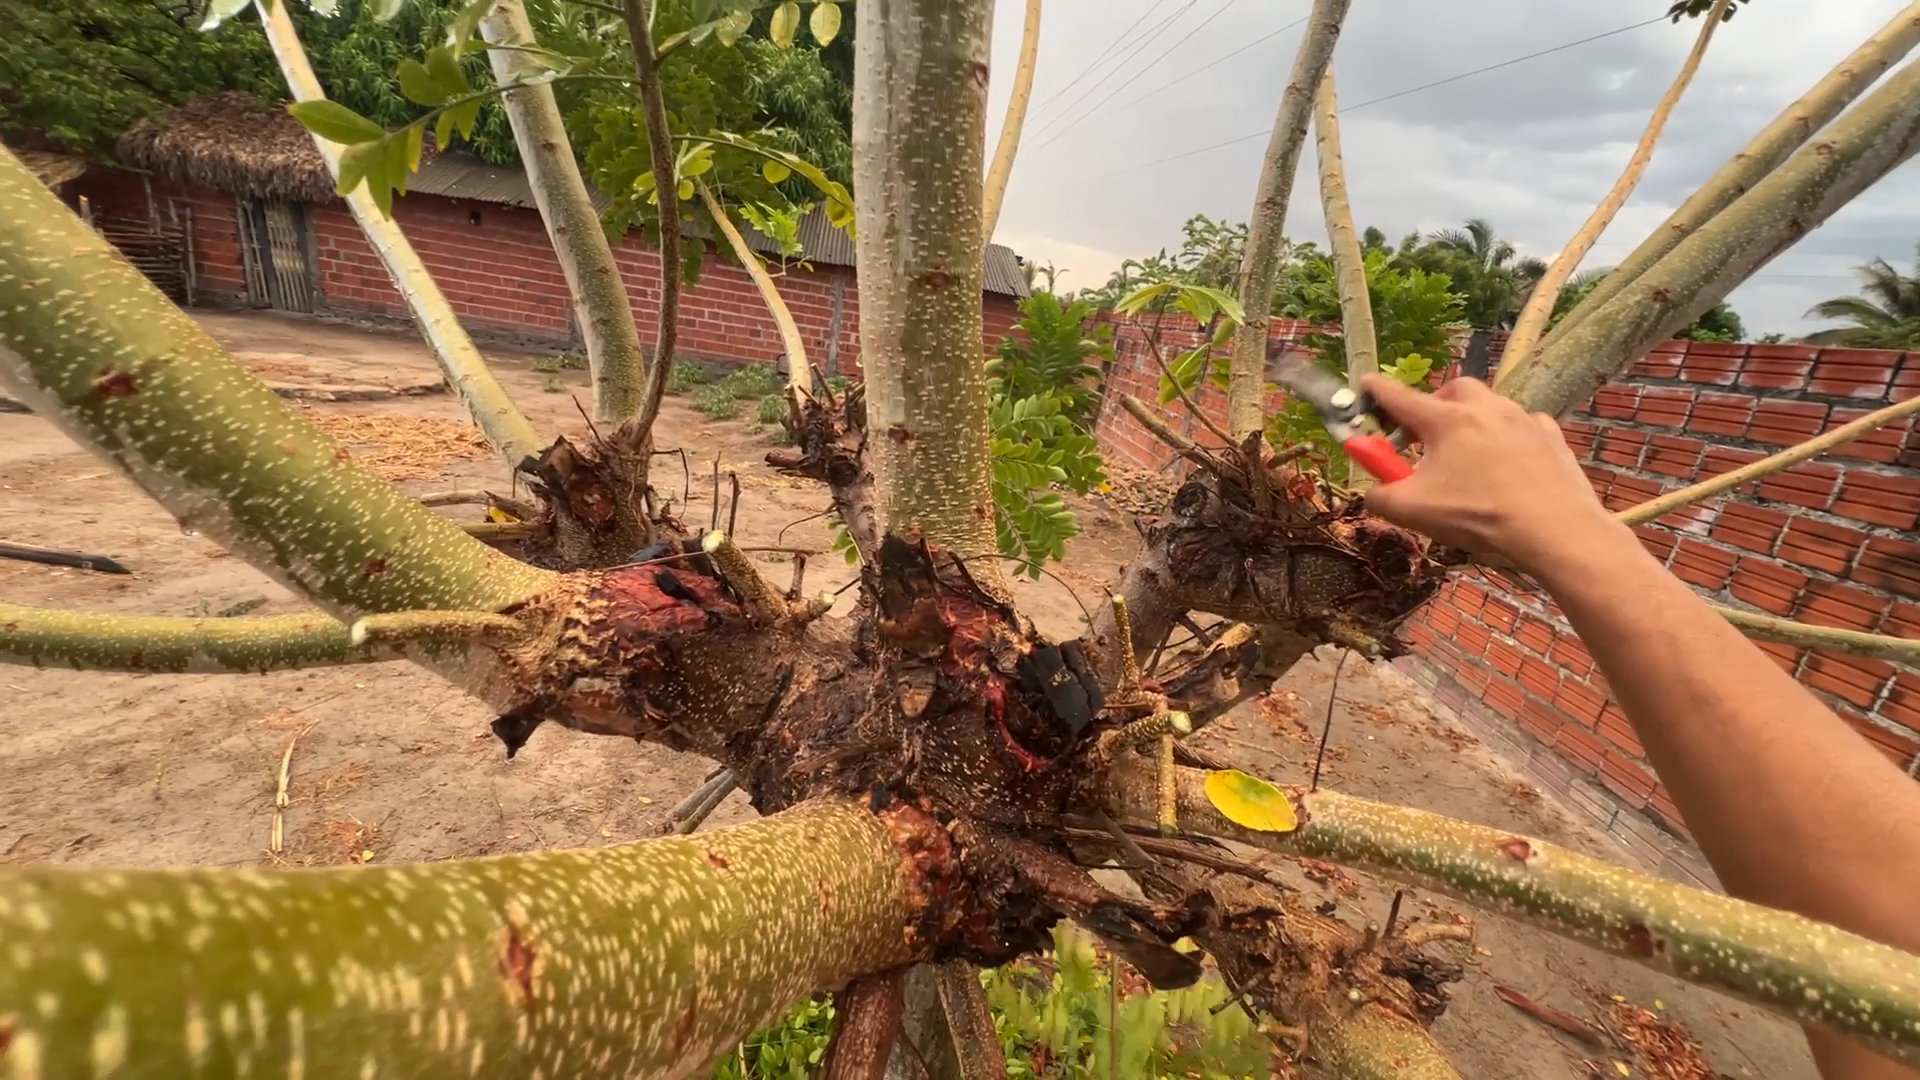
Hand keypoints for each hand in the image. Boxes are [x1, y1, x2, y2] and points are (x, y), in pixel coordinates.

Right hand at [1358, 375, 1624, 572]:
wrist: (1555, 530)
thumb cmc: (1475, 514)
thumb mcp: (1409, 510)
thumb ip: (1378, 494)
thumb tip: (1373, 488)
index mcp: (1447, 421)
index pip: (1400, 397)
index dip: (1378, 390)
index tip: (1365, 382)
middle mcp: (1486, 409)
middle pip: (1452, 391)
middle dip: (1433, 405)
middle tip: (1422, 435)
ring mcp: (1524, 420)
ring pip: (1488, 407)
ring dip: (1469, 422)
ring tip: (1463, 455)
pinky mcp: (1551, 438)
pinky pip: (1521, 426)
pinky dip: (1504, 437)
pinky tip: (1502, 463)